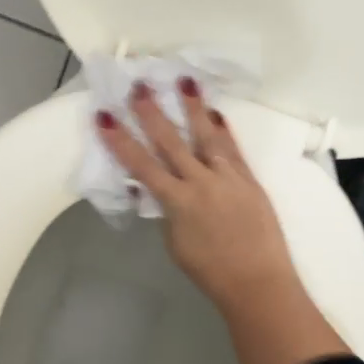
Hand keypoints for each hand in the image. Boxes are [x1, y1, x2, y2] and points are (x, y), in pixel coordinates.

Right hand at [96, 78, 301, 310]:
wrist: (257, 282)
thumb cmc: (211, 272)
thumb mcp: (176, 245)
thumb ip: (167, 214)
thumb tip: (157, 192)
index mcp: (177, 202)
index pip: (142, 165)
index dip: (120, 141)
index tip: (105, 117)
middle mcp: (201, 182)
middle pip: (171, 141)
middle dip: (152, 113)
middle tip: (139, 86)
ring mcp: (228, 177)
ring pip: (206, 135)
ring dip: (193, 107)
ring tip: (184, 81)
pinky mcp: (249, 179)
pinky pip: (233, 149)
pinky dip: (223, 130)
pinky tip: (216, 113)